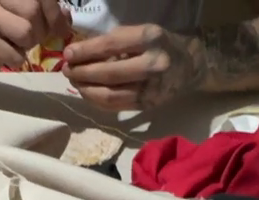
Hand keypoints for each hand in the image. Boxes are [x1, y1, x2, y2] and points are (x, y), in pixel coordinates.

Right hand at [0, 0, 70, 72]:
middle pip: (32, 10)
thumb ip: (45, 13)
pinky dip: (16, 60)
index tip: (60, 27)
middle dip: (40, 30)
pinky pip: (15, 55)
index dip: (53, 10)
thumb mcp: (23, 15)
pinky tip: (4, 55)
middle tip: (32, 39)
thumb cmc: (0, 30)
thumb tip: (66, 17)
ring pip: (26, 32)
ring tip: (16, 46)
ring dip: (28, 46)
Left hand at [62, 25, 206, 109]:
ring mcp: (150, 89)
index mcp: (150, 38)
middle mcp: (152, 64)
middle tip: (67, 70)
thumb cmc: (162, 45)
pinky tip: (88, 93)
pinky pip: (116, 107)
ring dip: (87, 90)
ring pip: (110, 95)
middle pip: (108, 74)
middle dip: (83, 73)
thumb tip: (83, 52)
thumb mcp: (144, 33)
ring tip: (74, 83)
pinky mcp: (147, 106)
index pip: (110, 45)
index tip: (68, 54)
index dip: (86, 52)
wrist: (191, 66)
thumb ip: (117, 42)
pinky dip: (98, 101)